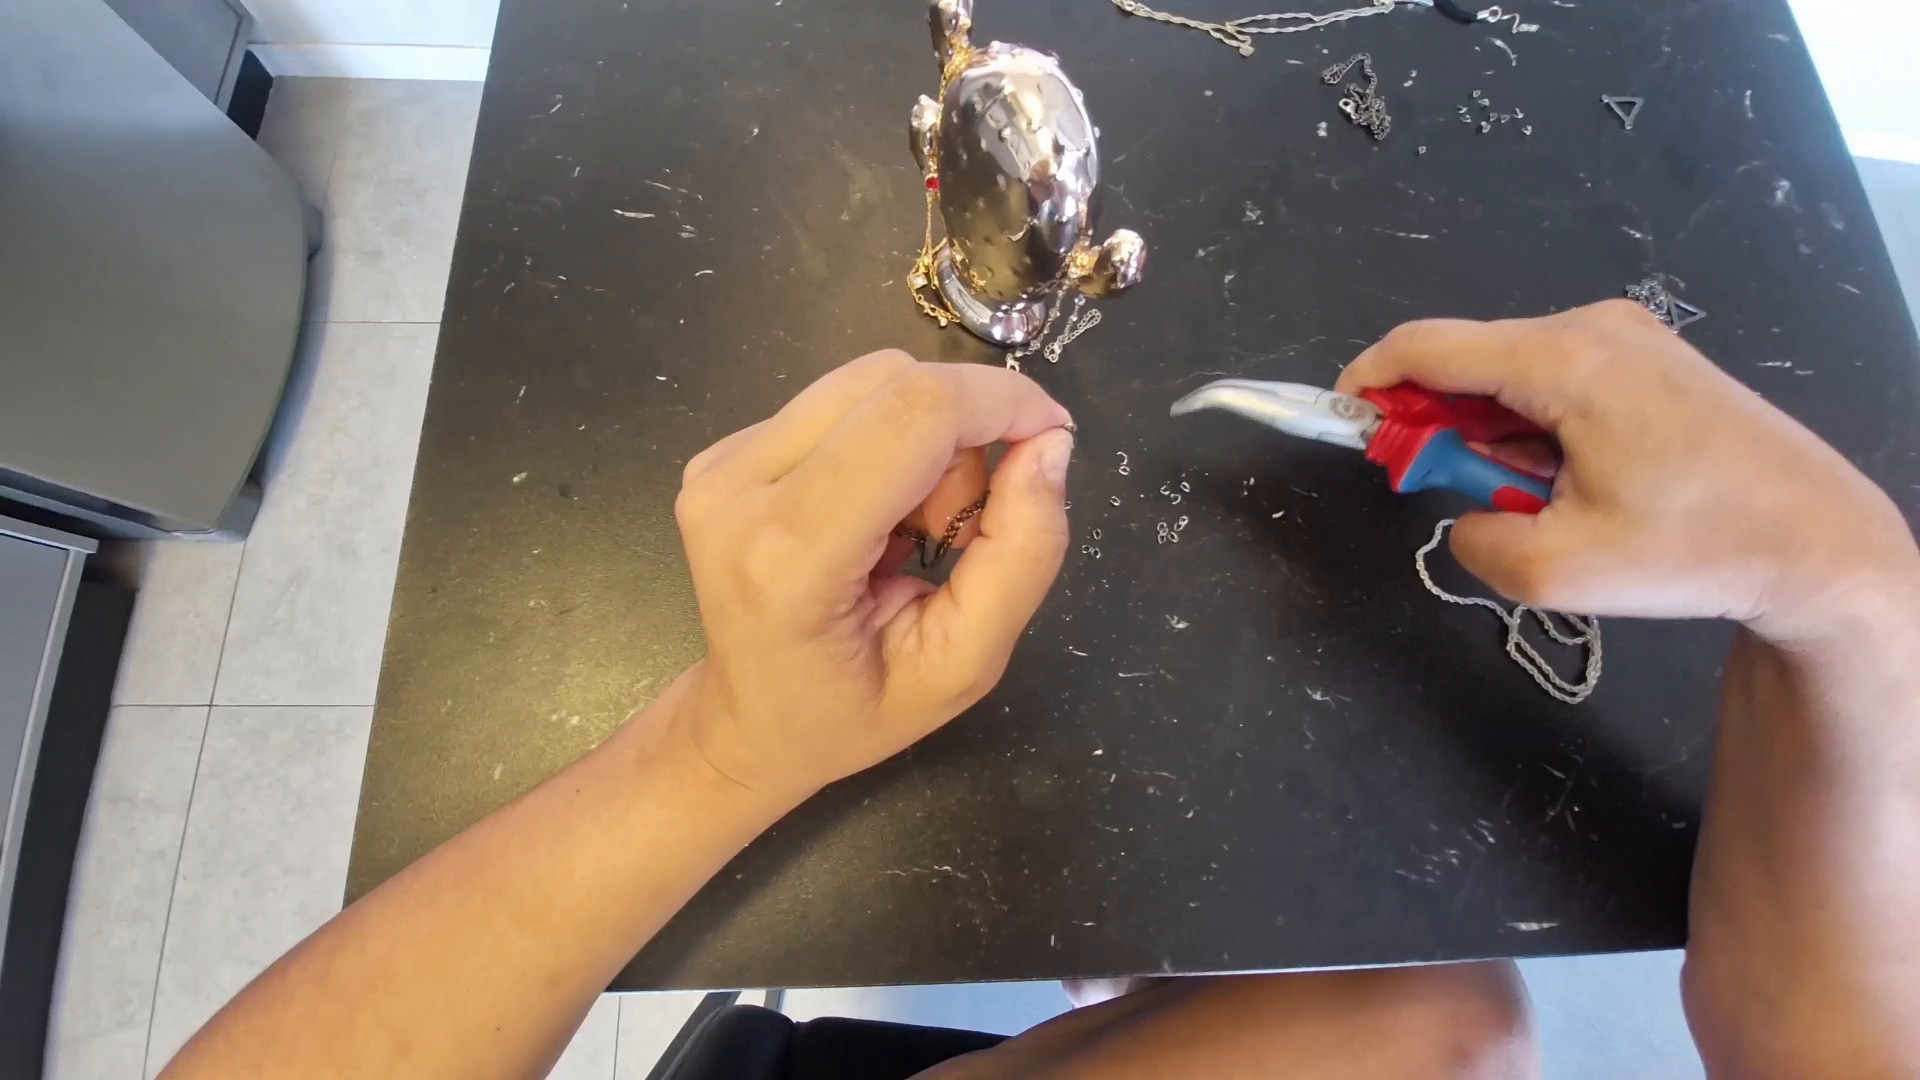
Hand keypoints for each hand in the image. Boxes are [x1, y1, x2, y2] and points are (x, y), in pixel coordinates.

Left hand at [671, 350, 1073, 800]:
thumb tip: (1050, 446)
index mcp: (790, 553)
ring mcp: (721, 463)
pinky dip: (886, 444)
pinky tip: (875, 514)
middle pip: (895, 383)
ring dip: (926, 441)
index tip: (1051, 436)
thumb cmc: (851, 715)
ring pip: (870, 381)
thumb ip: (1023, 556)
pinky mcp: (723, 452)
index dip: (1001, 402)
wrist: (747, 724)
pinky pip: (839, 403)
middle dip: (964, 437)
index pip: (913, 415)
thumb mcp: (965, 665)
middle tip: (964, 528)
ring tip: (916, 529)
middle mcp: (737, 486)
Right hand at [1337, 300, 1919, 642]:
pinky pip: (1537, 380)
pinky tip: (1549, 472)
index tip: (1344, 425)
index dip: (1366, 382)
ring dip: (1475, 430)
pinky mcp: (1638, 359)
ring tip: (1513, 492)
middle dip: (1425, 420)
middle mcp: (1590, 330)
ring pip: (1496, 374)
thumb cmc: (1693, 553)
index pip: (1424, 347)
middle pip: (1459, 359)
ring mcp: (1620, 338)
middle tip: (1436, 484)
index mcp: (1566, 364)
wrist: (1827, 549)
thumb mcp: (1549, 571)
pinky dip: (1514, 425)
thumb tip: (1463, 508)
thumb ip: (1467, 534)